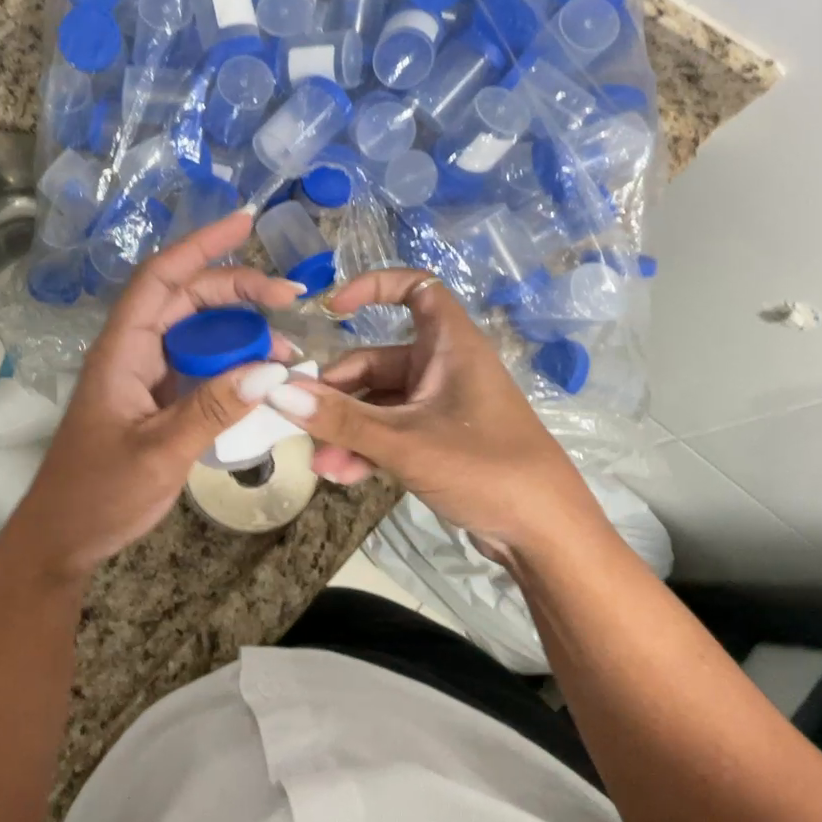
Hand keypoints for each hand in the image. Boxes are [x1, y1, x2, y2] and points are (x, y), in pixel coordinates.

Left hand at [7, 211, 304, 580]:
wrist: (63, 537)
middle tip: (290, 300)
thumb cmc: (97, 494)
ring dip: (238, 332)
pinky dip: (231, 366)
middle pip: (185, 300)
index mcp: (121, 351)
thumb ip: (212, 411)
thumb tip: (271, 371)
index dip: (200, 245)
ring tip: (285, 348)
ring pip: (195, 334)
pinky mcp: (155, 403)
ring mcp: (144, 378)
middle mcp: (132, 353)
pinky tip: (262, 378)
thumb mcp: (159, 453)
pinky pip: (198, 368)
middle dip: (236, 290)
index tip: (247, 224)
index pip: (160, 279)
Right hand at [262, 269, 600, 556]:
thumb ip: (339, 419)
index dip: (374, 286)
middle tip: (303, 421)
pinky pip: (392, 433)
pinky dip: (367, 449)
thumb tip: (276, 392)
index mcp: (451, 347)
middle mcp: (445, 369)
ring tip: (322, 466)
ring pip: (380, 404)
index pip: (416, 289)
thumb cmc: (485, 468)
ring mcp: (443, 407)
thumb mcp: (404, 443)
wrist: (546, 535)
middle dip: (338, 394)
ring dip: (348, 430)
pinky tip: (342, 477)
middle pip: (377, 362)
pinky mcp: (442, 442)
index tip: (333, 309)